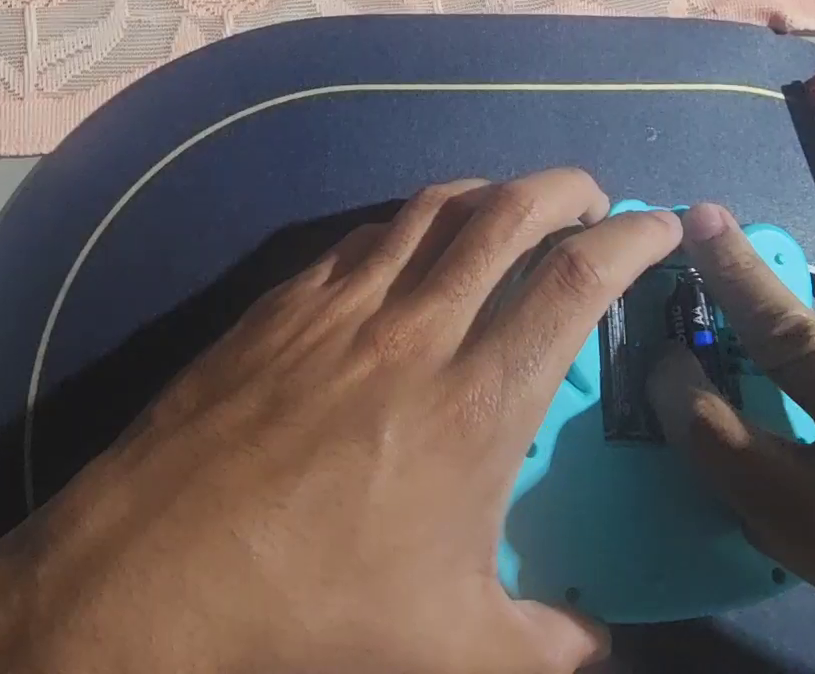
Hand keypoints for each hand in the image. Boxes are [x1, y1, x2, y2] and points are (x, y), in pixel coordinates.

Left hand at [0, 169, 682, 673]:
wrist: (157, 570)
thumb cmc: (311, 608)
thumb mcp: (446, 647)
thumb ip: (538, 645)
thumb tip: (592, 648)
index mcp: (476, 402)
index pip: (571, 283)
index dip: (627, 239)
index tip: (657, 223)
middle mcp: (415, 329)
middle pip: (504, 215)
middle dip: (562, 188)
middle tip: (590, 194)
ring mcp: (341, 304)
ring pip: (430, 210)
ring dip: (484, 193)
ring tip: (510, 204)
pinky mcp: (282, 301)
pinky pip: (362, 236)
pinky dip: (406, 223)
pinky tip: (408, 241)